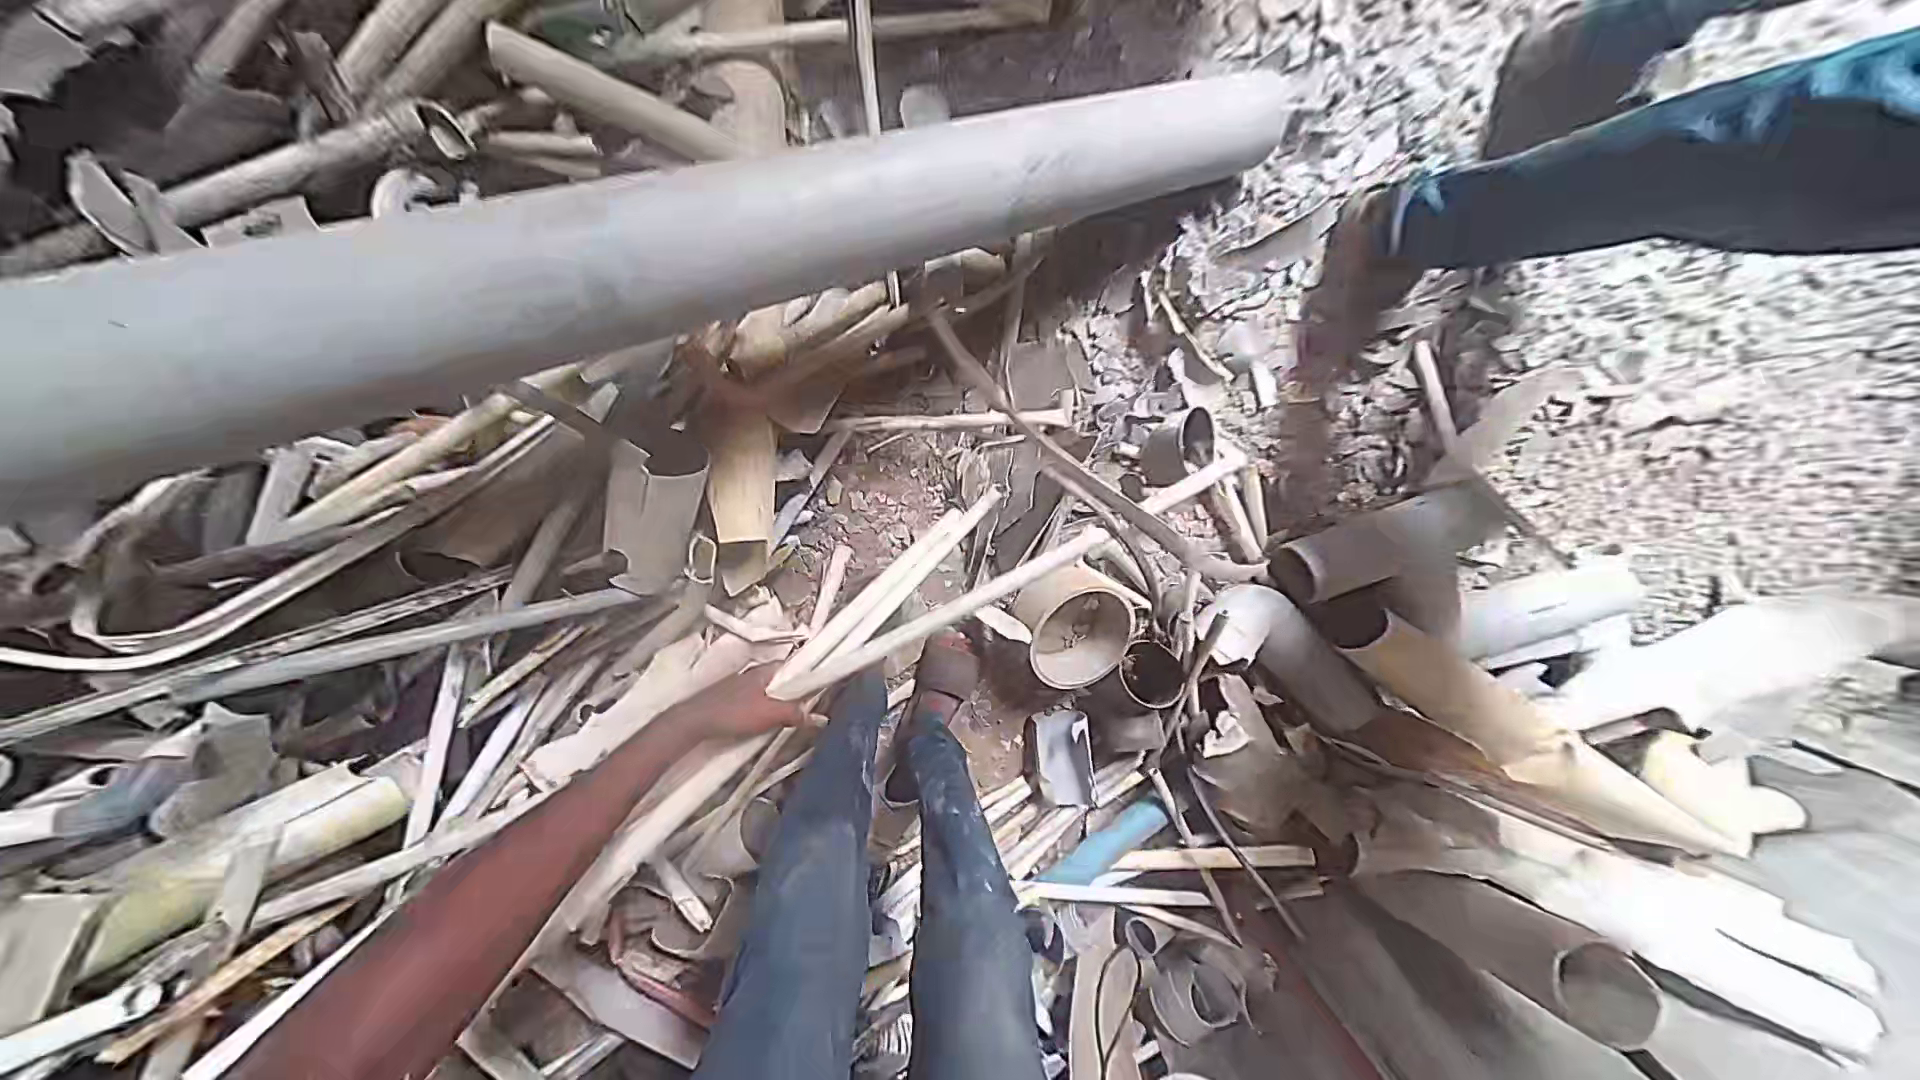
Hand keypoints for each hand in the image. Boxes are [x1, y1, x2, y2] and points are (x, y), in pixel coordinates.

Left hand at [694, 665, 809, 737]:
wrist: (693, 722)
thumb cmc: (734, 713)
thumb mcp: (769, 714)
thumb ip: (795, 714)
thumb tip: (821, 718)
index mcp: (765, 670)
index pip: (792, 665)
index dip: (805, 675)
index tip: (817, 688)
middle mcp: (752, 673)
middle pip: (779, 679)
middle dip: (792, 691)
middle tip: (804, 707)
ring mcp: (738, 685)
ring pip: (765, 690)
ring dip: (776, 701)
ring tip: (787, 716)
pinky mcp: (727, 699)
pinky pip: (753, 699)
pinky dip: (762, 708)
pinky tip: (762, 721)